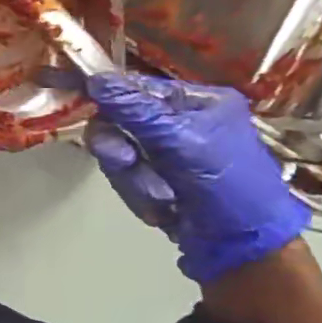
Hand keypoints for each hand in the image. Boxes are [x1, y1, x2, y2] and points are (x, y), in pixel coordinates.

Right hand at [81, 72, 310, 282]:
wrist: (239, 243)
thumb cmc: (223, 182)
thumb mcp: (180, 140)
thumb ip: (135, 111)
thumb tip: (96, 79)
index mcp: (198, 102)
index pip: (139, 88)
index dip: (109, 96)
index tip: (82, 102)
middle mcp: (178, 123)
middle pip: (120, 123)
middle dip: (122, 149)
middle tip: (127, 162)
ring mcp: (164, 153)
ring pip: (117, 153)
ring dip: (133, 178)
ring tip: (162, 197)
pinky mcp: (153, 179)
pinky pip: (123, 177)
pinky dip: (137, 193)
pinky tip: (161, 207)